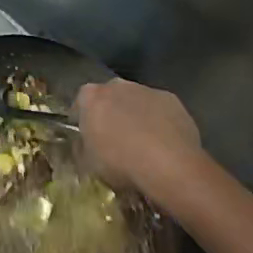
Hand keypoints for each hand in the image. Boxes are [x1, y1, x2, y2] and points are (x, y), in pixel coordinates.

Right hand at [73, 79, 202, 192]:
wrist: (171, 167)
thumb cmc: (121, 163)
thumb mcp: (89, 163)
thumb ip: (82, 147)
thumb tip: (84, 145)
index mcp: (89, 96)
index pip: (81, 105)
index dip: (85, 123)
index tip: (91, 140)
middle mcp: (115, 85)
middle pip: (110, 98)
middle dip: (112, 114)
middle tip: (118, 142)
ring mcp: (146, 90)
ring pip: (137, 102)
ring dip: (137, 117)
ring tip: (146, 146)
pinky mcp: (172, 99)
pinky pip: (161, 110)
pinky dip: (161, 122)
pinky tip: (166, 145)